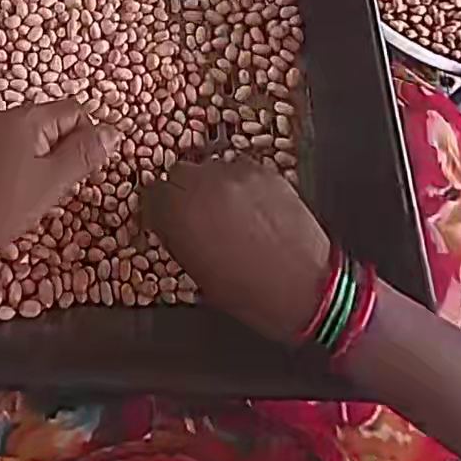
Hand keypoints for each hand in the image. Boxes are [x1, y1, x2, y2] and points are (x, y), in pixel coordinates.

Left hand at [0, 99, 119, 267]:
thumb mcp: (49, 183)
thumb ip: (83, 155)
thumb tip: (113, 131)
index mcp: (27, 118)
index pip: (76, 111)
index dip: (88, 139)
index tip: (83, 173)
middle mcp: (8, 118)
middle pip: (56, 123)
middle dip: (67, 152)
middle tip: (59, 187)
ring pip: (37, 140)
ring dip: (48, 164)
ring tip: (38, 195)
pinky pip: (17, 152)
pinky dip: (27, 169)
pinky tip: (19, 196)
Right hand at [141, 154, 331, 343]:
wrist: (308, 291)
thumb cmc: (249, 293)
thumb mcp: (197, 270)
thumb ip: (175, 234)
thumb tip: (166, 218)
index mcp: (178, 213)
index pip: (152, 191)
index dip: (160, 204)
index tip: (166, 212)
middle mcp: (201, 186)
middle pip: (178, 172)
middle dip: (184, 189)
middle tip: (198, 210)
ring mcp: (233, 175)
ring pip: (209, 167)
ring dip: (212, 184)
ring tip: (228, 209)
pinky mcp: (262, 171)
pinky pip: (239, 168)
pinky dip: (240, 183)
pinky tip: (251, 205)